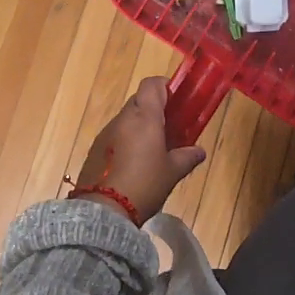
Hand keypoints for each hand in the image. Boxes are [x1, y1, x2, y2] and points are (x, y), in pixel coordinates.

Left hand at [72, 76, 206, 221]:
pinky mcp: (95, 148)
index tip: (177, 99)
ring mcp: (106, 132)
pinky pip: (115, 134)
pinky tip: (133, 162)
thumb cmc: (144, 184)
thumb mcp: (172, 172)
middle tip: (170, 126)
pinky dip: (126, 140)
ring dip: (140, 125)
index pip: (152, 84)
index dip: (165, 86)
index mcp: (145, 117)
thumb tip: (199, 151)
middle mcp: (124, 118)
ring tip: (153, 148)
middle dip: (155, 108)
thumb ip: (187, 157)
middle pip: (140, 100)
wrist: (104, 210)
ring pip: (127, 118)